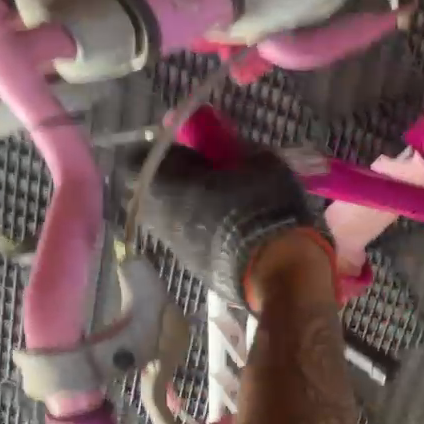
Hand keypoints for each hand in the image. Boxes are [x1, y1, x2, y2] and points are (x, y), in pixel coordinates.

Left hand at [120, 143, 320, 305]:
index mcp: (160, 181)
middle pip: (161, 191)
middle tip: (218, 183)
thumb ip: (242, 153)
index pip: (145, 155)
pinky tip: (243, 239)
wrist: (278, 271)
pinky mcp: (199, 271)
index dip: (174, 152)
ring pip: (180, 221)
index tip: (202, 155)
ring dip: (201, 213)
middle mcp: (156, 216)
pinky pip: (199, 244)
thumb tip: (241, 152)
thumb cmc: (262, 208)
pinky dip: (215, 238)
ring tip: (235, 214)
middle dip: (185, 185)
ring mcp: (176, 247)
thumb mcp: (262, 165)